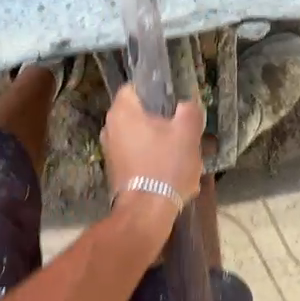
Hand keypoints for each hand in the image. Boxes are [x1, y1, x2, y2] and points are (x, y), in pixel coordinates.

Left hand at [100, 86, 205, 208]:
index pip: (135, 87)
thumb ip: (189, 110)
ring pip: (142, 137)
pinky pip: (139, 156)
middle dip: (163, 121)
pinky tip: (172, 172)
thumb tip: (187, 105)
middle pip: (141, 114)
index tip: (174, 101)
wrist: (146, 213)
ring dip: (162, 143)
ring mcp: (111, 151)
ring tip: (183, 154)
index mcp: (122, 112)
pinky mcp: (116, 171)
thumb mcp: (187, 133)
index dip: (157, 90)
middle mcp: (110, 128)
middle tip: (184, 129)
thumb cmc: (165, 166)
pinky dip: (154, 160)